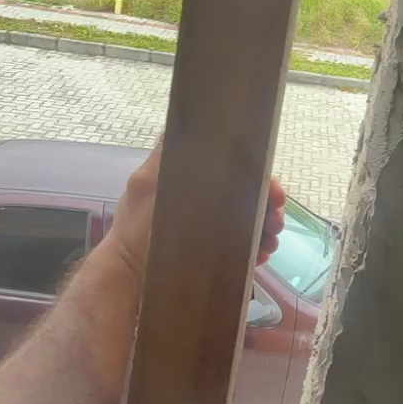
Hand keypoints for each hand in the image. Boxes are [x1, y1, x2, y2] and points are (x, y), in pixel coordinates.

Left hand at [100, 143, 288, 280]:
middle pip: (252, 196)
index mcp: (197, 179)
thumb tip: (188, 125)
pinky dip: (257, 249)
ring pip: (253, 221)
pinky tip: (261, 256)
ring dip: (267, 230)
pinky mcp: (216, 252)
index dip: (261, 178)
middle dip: (269, 208)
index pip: (239, 170)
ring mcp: (214, 227)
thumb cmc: (136, 231)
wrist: (127, 278)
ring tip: (269, 245)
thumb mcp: (147, 186)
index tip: (274, 194)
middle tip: (275, 225)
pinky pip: (245, 246)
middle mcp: (209, 200)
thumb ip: (166, 157)